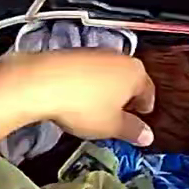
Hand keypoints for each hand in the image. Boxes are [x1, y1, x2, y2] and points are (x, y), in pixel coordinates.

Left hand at [0, 50, 156, 146]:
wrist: (41, 83)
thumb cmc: (82, 104)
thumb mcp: (111, 126)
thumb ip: (132, 130)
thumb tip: (145, 136)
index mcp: (135, 72)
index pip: (148, 92)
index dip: (145, 108)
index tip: (141, 118)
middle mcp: (118, 57)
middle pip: (128, 80)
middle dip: (124, 99)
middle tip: (118, 117)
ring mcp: (94, 53)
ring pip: (106, 75)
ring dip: (104, 91)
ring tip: (94, 111)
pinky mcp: (72, 54)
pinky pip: (86, 72)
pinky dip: (85, 85)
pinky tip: (75, 99)